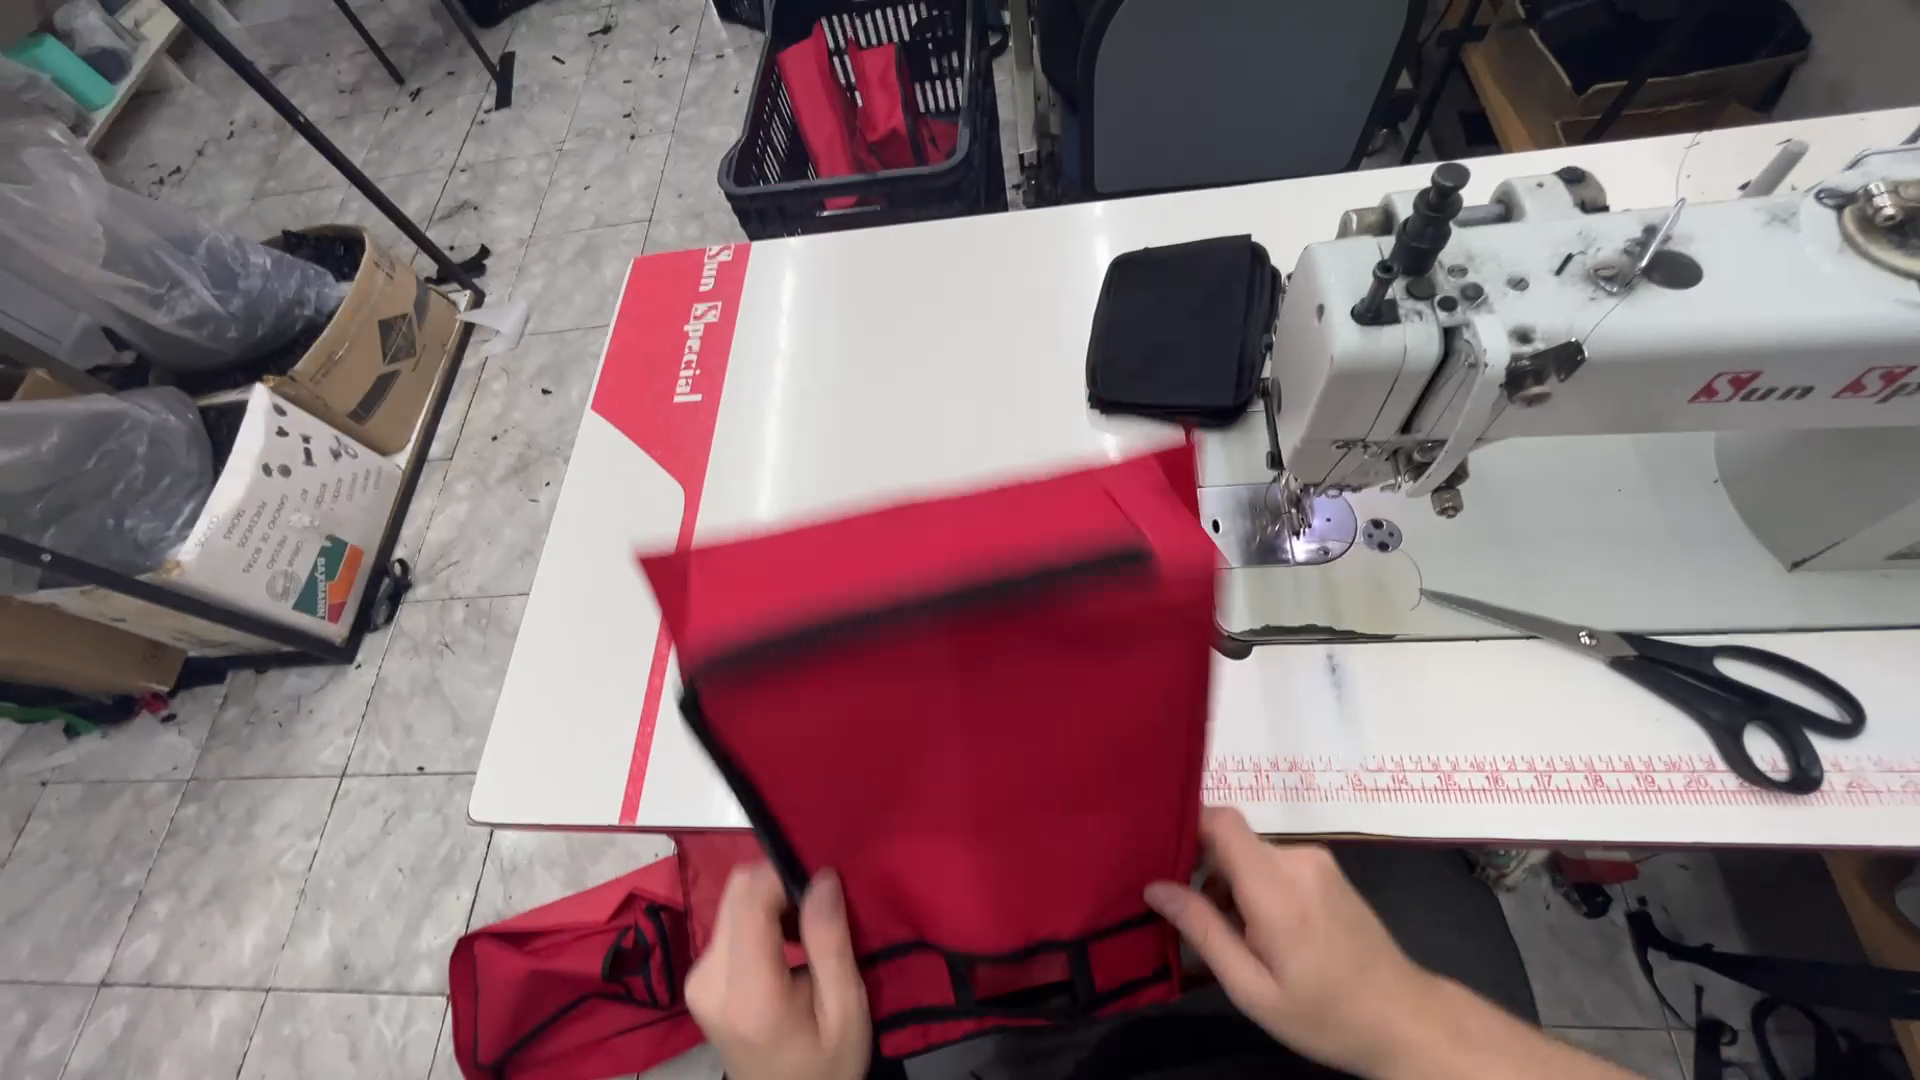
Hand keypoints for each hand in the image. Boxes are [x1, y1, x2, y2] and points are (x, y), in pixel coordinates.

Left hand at [685, 862, 870, 1079]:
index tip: (824, 885)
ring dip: (773, 899)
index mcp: (747, 992)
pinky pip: (731, 918)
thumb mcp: (846, 1010)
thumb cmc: (825, 1065)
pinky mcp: (700, 976)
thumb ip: (830, 942)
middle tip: (820, 908)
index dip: (786, 874)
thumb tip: (822, 877)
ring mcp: (698, 978)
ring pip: (735, 899)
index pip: (750, 897)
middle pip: (739, 891)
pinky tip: (787, 940)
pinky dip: (762, 915)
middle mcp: (709, 979)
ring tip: (806, 927)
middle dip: (781, 885)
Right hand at [1144, 807, 1436, 1077]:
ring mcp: (1316, 861)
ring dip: (1229, 883)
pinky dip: (1254, 886)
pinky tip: (1260, 930)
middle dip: (1203, 870)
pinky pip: (1272, 862)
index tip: (1160, 854)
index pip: (1221, 820)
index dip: (1186, 825)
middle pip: (1230, 841)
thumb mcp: (1252, 988)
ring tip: (1230, 934)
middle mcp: (1296, 859)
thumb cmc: (1324, 1013)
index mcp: (1276, 887)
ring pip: (1249, 854)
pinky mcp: (1325, 869)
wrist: (1407, 1021)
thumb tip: (1155, 888)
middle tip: (1190, 916)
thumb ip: (1202, 931)